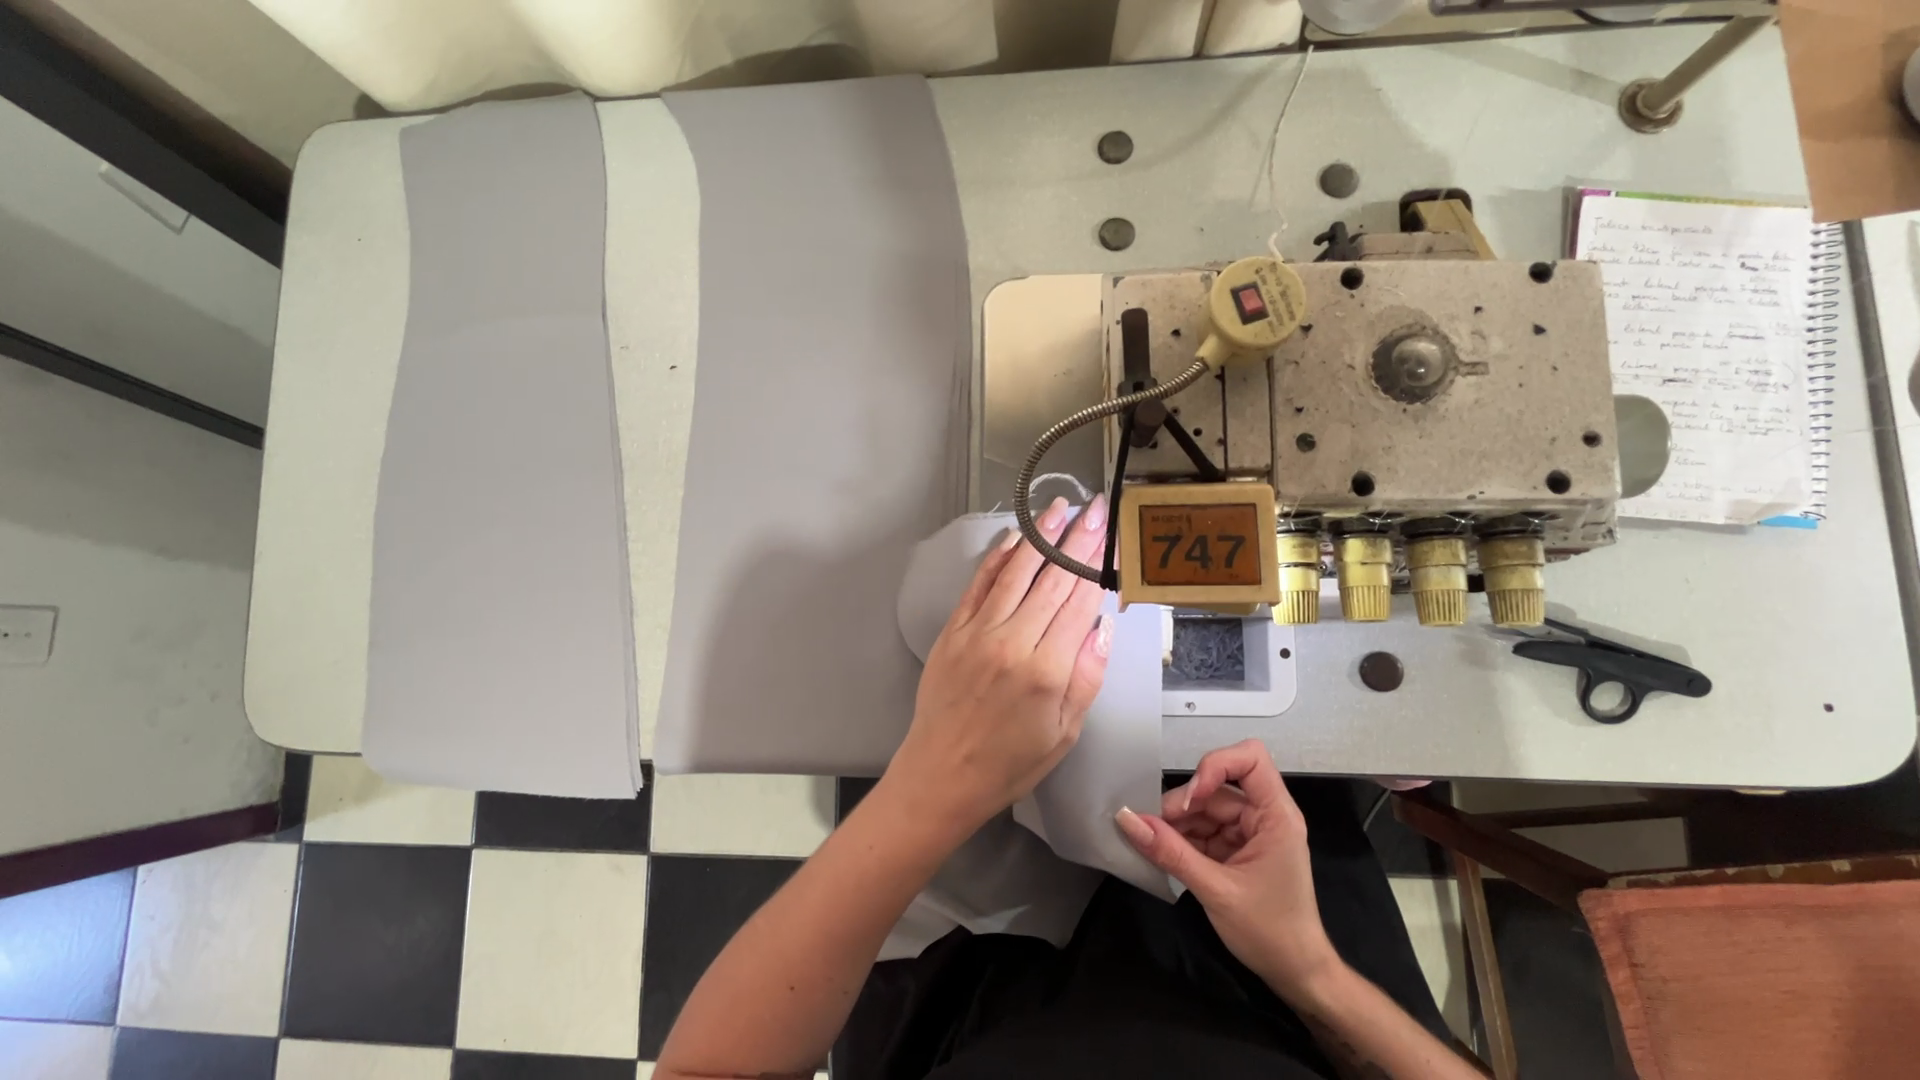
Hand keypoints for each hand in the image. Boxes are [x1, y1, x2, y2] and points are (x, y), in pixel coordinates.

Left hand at [884, 495, 1113, 831]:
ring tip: (1058, 508)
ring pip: (1015, 573)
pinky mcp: (953, 632)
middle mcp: (1012, 642)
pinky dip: (997, 559)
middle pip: (1052, 579)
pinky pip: (978, 586)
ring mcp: (978, 633)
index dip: (1098, 564)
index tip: (1111, 535)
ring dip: (1040, 537)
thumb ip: (1086, 677)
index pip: (1080, 601)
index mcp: (1047, 669)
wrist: (942, 776)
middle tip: (1094, 507)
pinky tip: (1014, 538)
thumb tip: (1102, 627)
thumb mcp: (1065, 733)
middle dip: (1076, 539)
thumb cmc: (1009, 763)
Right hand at [1115, 739, 1343, 1004]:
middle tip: (1152, 832)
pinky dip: (1183, 840)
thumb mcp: (1216, 891)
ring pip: (1205, 809)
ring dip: (1178, 825)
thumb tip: (1127, 819)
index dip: (1215, 765)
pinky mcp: (1237, 848)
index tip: (1190, 799)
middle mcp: (1264, 815)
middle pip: (1216, 787)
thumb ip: (1170, 853)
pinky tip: (1165, 855)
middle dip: (1183, 805)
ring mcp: (1250, 832)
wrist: (1296, 973)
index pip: (1250, 759)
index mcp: (1276, 816)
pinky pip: (1204, 830)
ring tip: (1155, 847)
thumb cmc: (1270, 931)